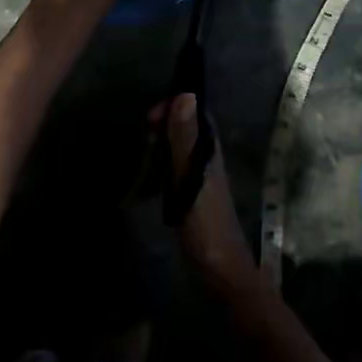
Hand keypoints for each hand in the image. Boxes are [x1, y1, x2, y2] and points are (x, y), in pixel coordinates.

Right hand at [152, 92, 243, 272]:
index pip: (196, 112)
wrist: (219, 268)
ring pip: (178, 148)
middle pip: (185, 128)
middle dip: (163, 126)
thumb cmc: (205, 220)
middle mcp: (206, 157)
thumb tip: (185, 94)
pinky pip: (173, 169)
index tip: (150, 117)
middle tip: (143, 138)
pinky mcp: (190, 194)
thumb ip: (186, 137)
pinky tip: (146, 178)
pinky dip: (159, 166)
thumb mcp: (190, 175)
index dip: (174, 106)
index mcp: (210, 149)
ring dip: (159, 146)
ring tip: (142, 156)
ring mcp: (199, 176)